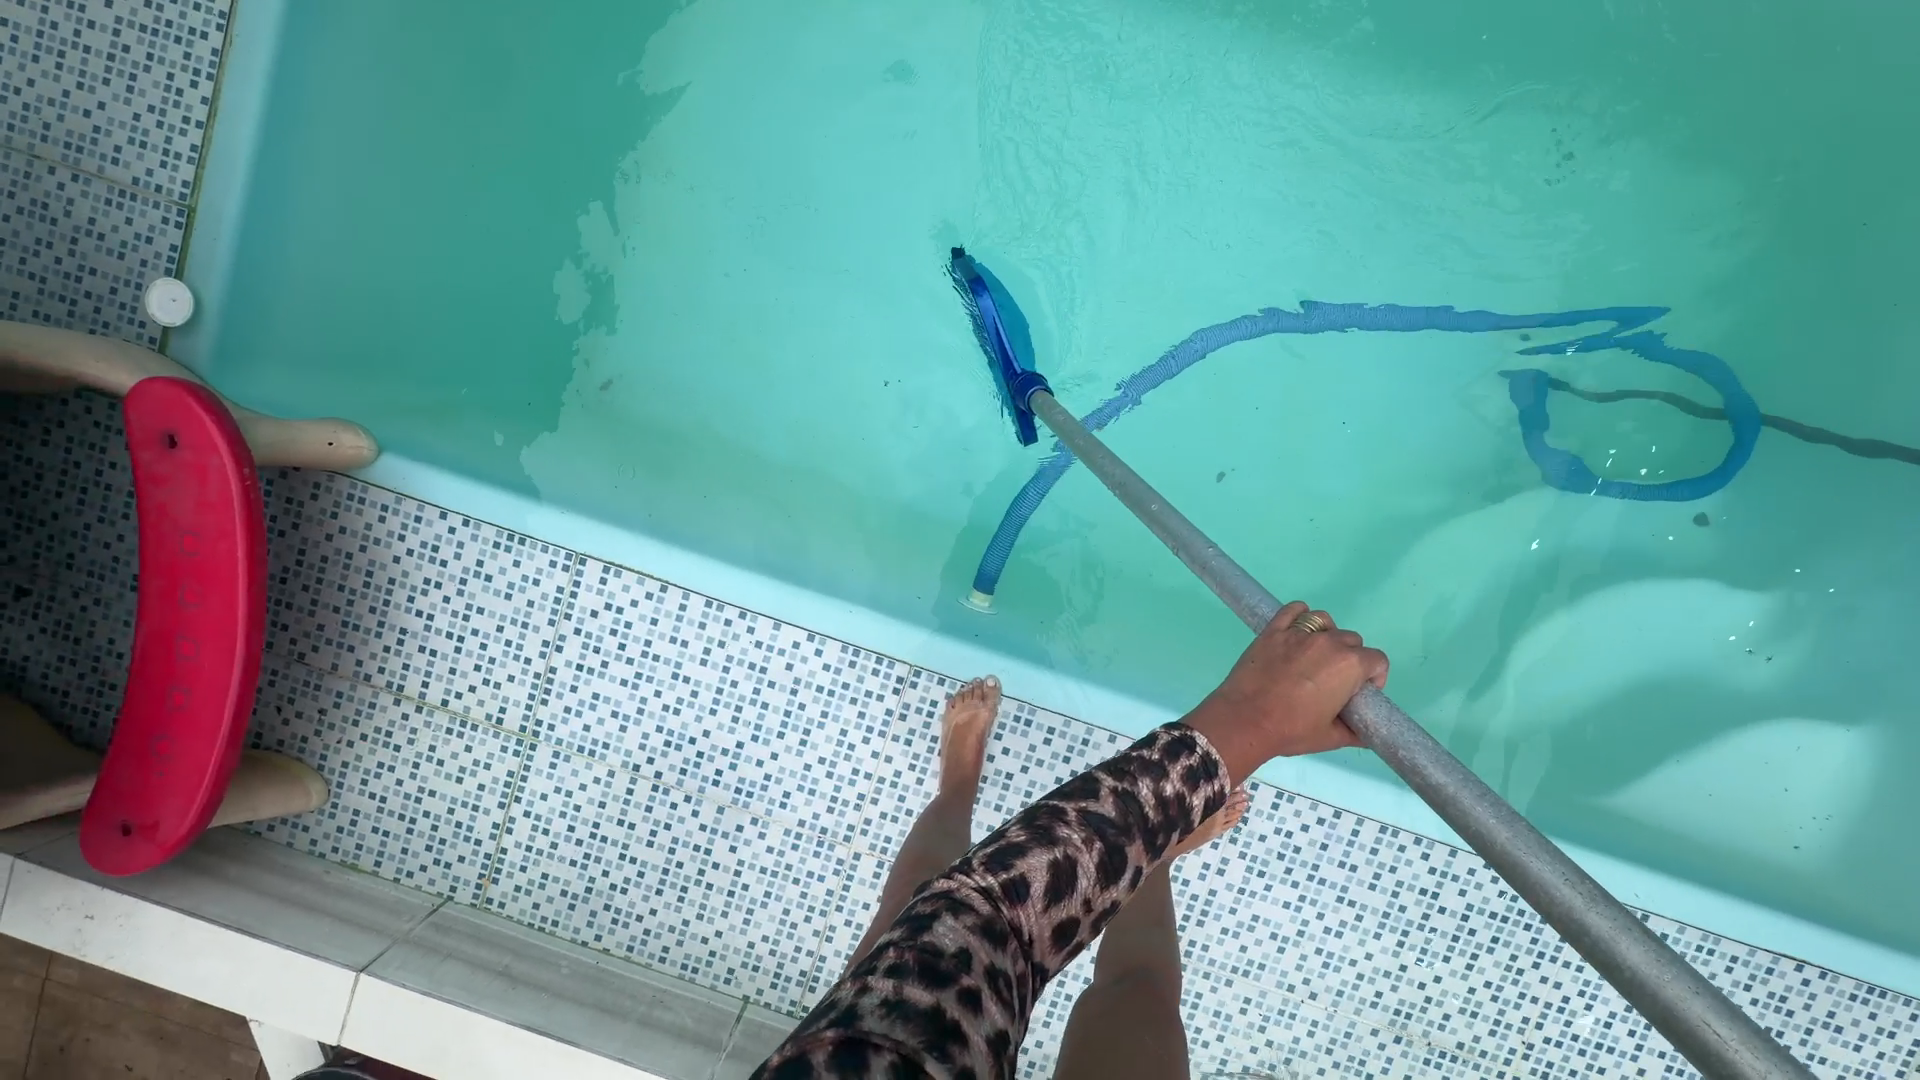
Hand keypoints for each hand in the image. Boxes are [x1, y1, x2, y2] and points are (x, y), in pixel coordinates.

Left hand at [1183, 602, 1389, 782]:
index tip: (1360, 692)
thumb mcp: (1331, 737)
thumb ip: (1355, 732)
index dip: (1373, 677)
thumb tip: (1366, 733)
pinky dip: (1299, 614)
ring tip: (1315, 655)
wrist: (1245, 720)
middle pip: (1351, 641)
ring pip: (1325, 622)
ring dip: (1327, 635)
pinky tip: (1298, 629)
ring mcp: (1298, 634)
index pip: (1377, 660)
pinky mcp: (1272, 631)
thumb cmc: (1291, 730)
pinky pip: (1292, 610)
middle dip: (1350, 658)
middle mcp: (1327, 642)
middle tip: (1334, 680)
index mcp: (1349, 665)